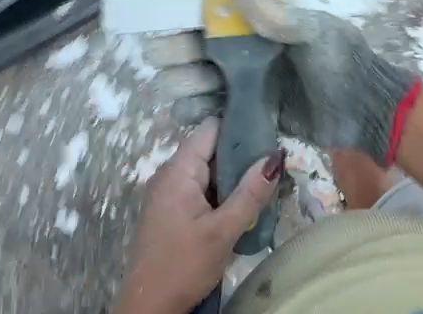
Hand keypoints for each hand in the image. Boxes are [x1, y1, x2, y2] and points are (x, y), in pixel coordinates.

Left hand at [115, 119, 280, 313]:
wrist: (147, 310)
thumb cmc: (183, 267)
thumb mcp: (223, 231)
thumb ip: (250, 193)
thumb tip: (276, 156)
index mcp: (178, 170)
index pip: (211, 128)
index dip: (238, 127)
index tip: (266, 137)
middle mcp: (169, 173)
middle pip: (209, 149)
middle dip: (239, 156)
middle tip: (269, 167)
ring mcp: (166, 192)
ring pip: (206, 171)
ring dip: (230, 178)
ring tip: (260, 186)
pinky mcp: (168, 211)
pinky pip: (197, 188)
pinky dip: (218, 193)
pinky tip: (238, 206)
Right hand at [151, 0, 420, 162]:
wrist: (365, 110)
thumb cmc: (342, 62)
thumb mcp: (315, 33)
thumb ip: (279, 17)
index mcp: (265, 22)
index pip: (219, 15)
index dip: (190, 16)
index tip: (165, 20)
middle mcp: (251, 49)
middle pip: (203, 48)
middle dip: (178, 50)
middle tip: (159, 57)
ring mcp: (249, 82)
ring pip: (204, 80)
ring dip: (184, 81)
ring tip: (170, 86)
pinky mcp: (252, 111)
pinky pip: (217, 110)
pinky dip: (197, 111)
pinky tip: (184, 112)